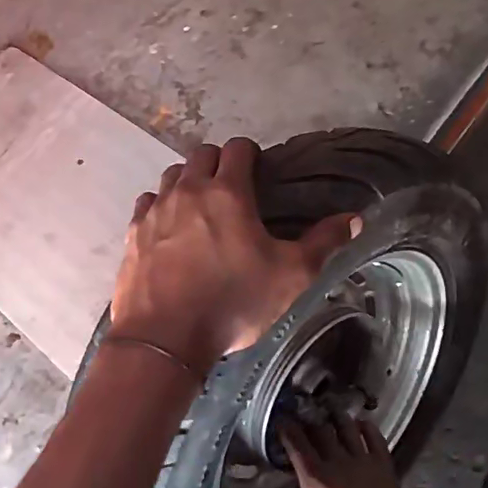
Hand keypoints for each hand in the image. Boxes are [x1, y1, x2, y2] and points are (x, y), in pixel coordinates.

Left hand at [111, 138, 356, 370]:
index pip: (238, 148)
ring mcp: (155, 210)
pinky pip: (147, 203)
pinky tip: (170, 227)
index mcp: (227, 193)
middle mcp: (187, 191)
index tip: (259, 170)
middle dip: (219, 162)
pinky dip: (161, 205)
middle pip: (201, 155)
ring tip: (201, 206)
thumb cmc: (234, 303)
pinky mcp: (133, 234)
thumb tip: (354, 218)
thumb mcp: (291, 277)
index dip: (251, 153)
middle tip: (233, 188)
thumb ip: (324, 243)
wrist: (166, 339)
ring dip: (189, 181)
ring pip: (172, 176)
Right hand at [281, 412, 417, 487]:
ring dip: (335, 416)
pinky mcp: (385, 466)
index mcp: (314, 479)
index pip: (296, 443)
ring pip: (347, 426)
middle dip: (308, 420)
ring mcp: (364, 461)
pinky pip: (374, 436)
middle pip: (320, 429)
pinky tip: (360, 423)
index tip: (281, 422)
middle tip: (303, 416)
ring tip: (329, 409)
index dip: (286, 429)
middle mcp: (338, 462)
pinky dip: (365, 425)